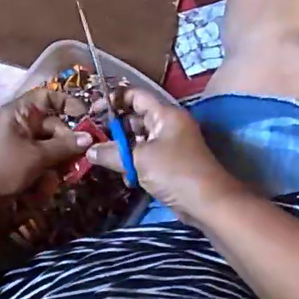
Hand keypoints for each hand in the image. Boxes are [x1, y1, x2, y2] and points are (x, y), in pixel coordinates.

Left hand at [0, 88, 93, 204]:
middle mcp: (20, 124)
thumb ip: (64, 146)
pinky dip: (45, 173)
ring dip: (57, 163)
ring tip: (61, 178)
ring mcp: (19, 143)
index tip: (86, 117)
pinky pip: (40, 162)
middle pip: (53, 126)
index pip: (47, 96)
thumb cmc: (4, 167)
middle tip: (80, 160)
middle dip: (66, 145)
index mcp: (19, 112)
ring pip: (49, 147)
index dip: (68, 103)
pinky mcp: (19, 162)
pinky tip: (45, 188)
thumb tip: (89, 138)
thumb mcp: (37, 156)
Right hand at [86, 87, 242, 221]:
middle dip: (114, 128)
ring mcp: (170, 144)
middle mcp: (168, 124)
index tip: (93, 111)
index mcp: (165, 114)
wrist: (208, 203)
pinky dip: (133, 163)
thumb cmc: (175, 172)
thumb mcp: (139, 160)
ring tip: (104, 158)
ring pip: (138, 139)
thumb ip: (111, 153)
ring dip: (121, 149)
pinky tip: (126, 177)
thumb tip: (89, 150)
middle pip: (135, 117)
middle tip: (93, 137)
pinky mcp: (170, 163)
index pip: (135, 95)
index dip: (113, 99)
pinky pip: (145, 156)